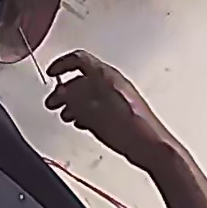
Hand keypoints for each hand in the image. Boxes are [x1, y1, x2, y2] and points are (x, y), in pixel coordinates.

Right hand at [44, 51, 183, 173]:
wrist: (153, 148)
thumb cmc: (130, 129)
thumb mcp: (93, 113)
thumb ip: (74, 100)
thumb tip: (61, 92)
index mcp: (106, 76)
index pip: (79, 59)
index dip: (62, 64)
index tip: (52, 72)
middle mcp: (113, 82)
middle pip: (83, 77)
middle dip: (65, 89)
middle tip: (53, 101)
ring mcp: (119, 95)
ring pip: (90, 91)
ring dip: (74, 101)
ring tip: (65, 114)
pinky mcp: (123, 109)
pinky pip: (99, 102)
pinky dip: (86, 109)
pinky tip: (82, 121)